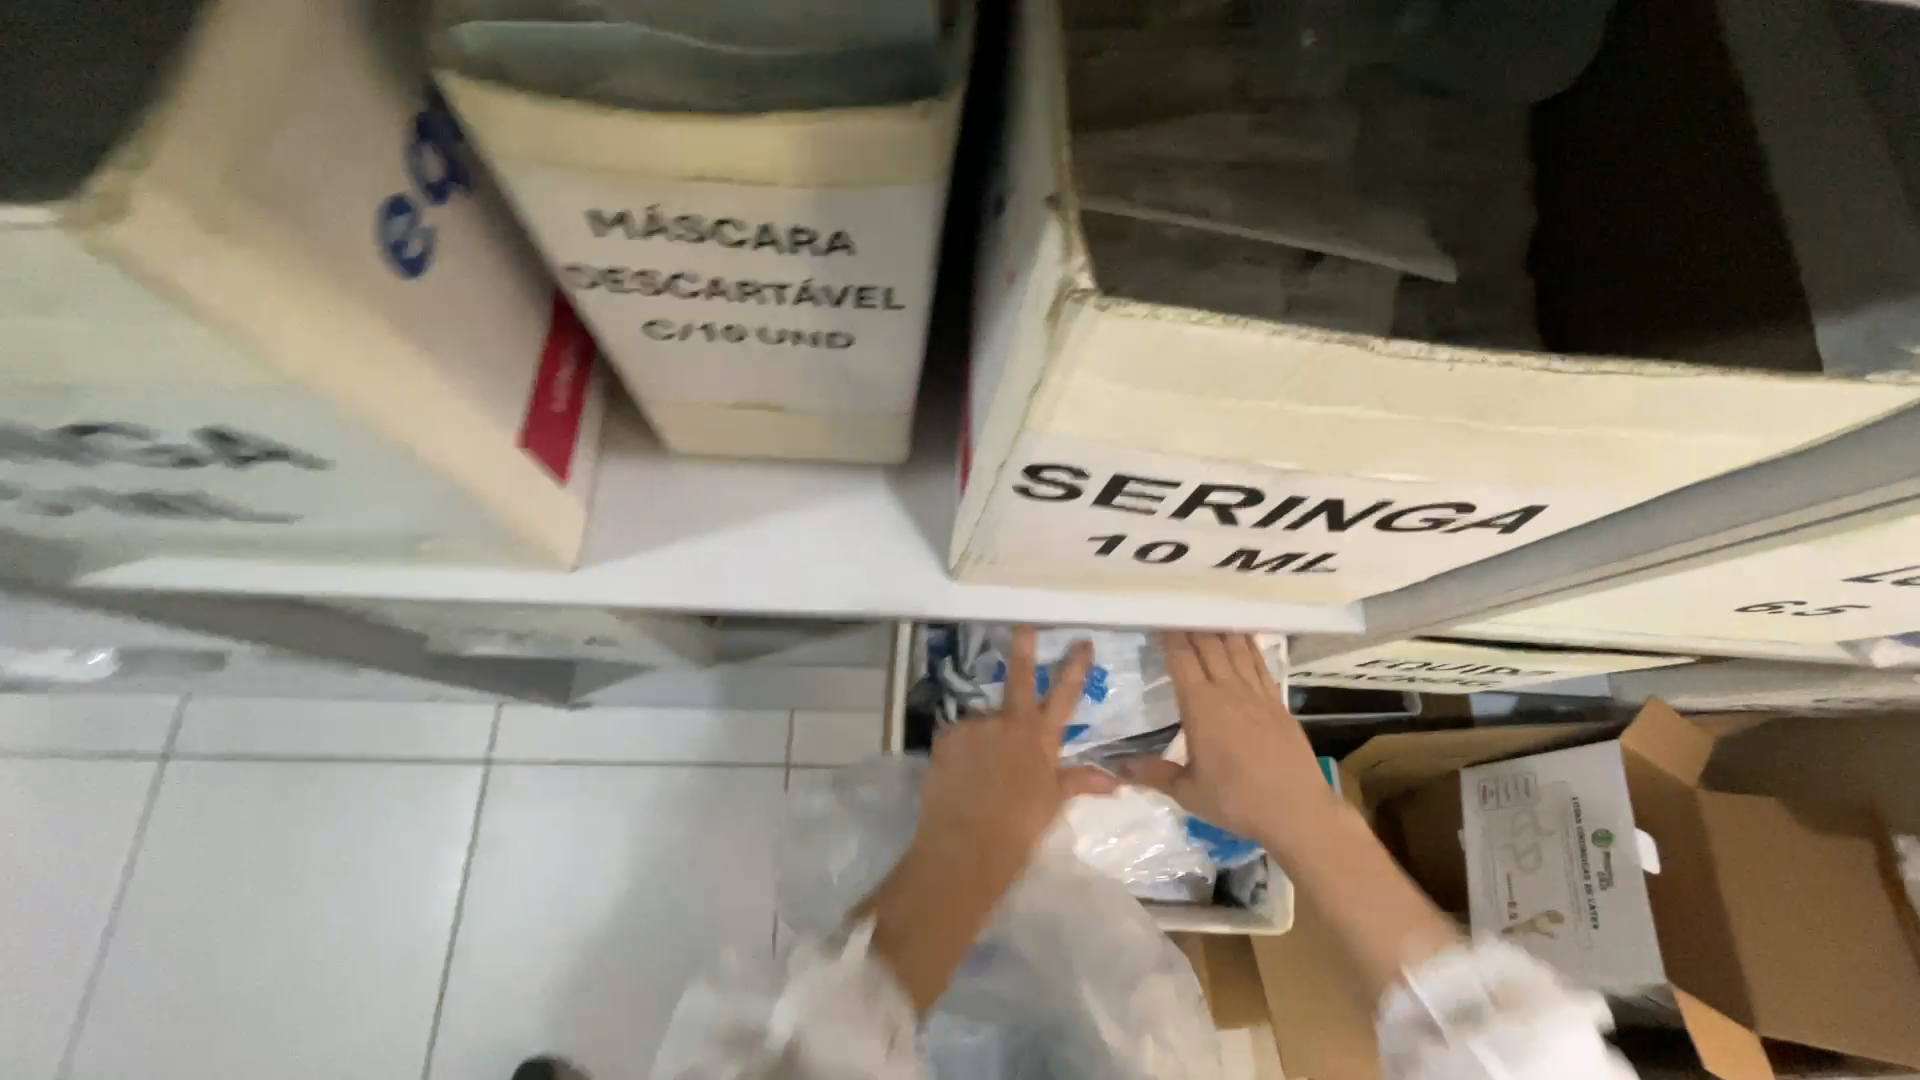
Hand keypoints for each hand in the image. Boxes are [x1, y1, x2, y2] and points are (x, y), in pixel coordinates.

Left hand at [862, 627, 1120, 1013]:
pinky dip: (960, 750)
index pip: (1064, 695)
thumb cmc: (1018, 829)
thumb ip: (1079, 781)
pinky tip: (960, 776)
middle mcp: (1009, 722)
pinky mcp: (946, 734)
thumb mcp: (1052, 803)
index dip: (1074, 667)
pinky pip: (957, 736)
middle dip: (1024, 645)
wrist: (966, 847)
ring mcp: (976, 725)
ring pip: (983, 721)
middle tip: (1024, 622)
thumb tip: (1116, 781)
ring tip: (978, 775)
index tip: (1082, 641)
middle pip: (1019, 675)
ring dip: (983, 737)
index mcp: (1041, 739)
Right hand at [1113, 632, 1331, 844]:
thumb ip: (1153, 774)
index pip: (1182, 660)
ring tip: (1207, 612)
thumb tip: (1116, 767)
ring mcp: (1256, 694)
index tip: (1159, 620)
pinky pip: (1259, 664)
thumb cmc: (1237, 801)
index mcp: (1201, 707)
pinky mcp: (1277, 703)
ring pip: (1235, 649)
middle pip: (1208, 646)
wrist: (1296, 810)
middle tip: (1178, 610)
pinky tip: (1243, 635)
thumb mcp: (1188, 792)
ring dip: (1220, 629)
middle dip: (1192, 625)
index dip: (1170, 637)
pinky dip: (1249, 645)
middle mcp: (1228, 691)